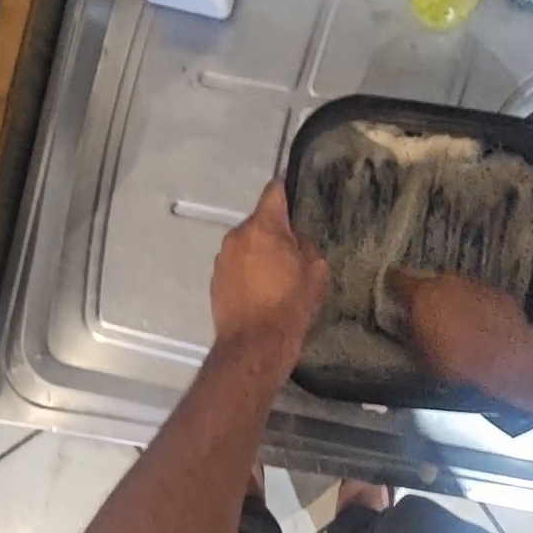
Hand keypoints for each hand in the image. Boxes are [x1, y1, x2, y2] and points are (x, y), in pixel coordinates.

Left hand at [211, 181, 330, 361]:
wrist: (254, 346)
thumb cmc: (290, 305)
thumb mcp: (316, 273)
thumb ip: (308, 248)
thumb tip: (297, 243)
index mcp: (263, 227)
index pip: (274, 191)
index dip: (288, 185)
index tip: (298, 186)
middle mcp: (237, 236)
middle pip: (261, 221)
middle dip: (277, 230)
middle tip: (296, 246)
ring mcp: (222, 258)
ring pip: (247, 244)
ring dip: (261, 252)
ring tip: (279, 274)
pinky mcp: (215, 280)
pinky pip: (237, 265)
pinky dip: (249, 270)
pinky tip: (263, 290)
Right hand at [383, 270, 532, 387]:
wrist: (507, 358)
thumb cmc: (456, 360)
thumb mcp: (421, 355)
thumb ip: (411, 333)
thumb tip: (407, 323)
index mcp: (422, 294)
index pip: (398, 280)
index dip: (392, 282)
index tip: (388, 282)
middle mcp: (447, 282)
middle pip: (432, 284)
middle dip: (429, 297)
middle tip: (429, 315)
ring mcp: (475, 284)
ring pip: (458, 289)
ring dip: (455, 302)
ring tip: (458, 324)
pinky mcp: (498, 293)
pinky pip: (480, 298)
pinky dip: (478, 308)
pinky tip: (482, 326)